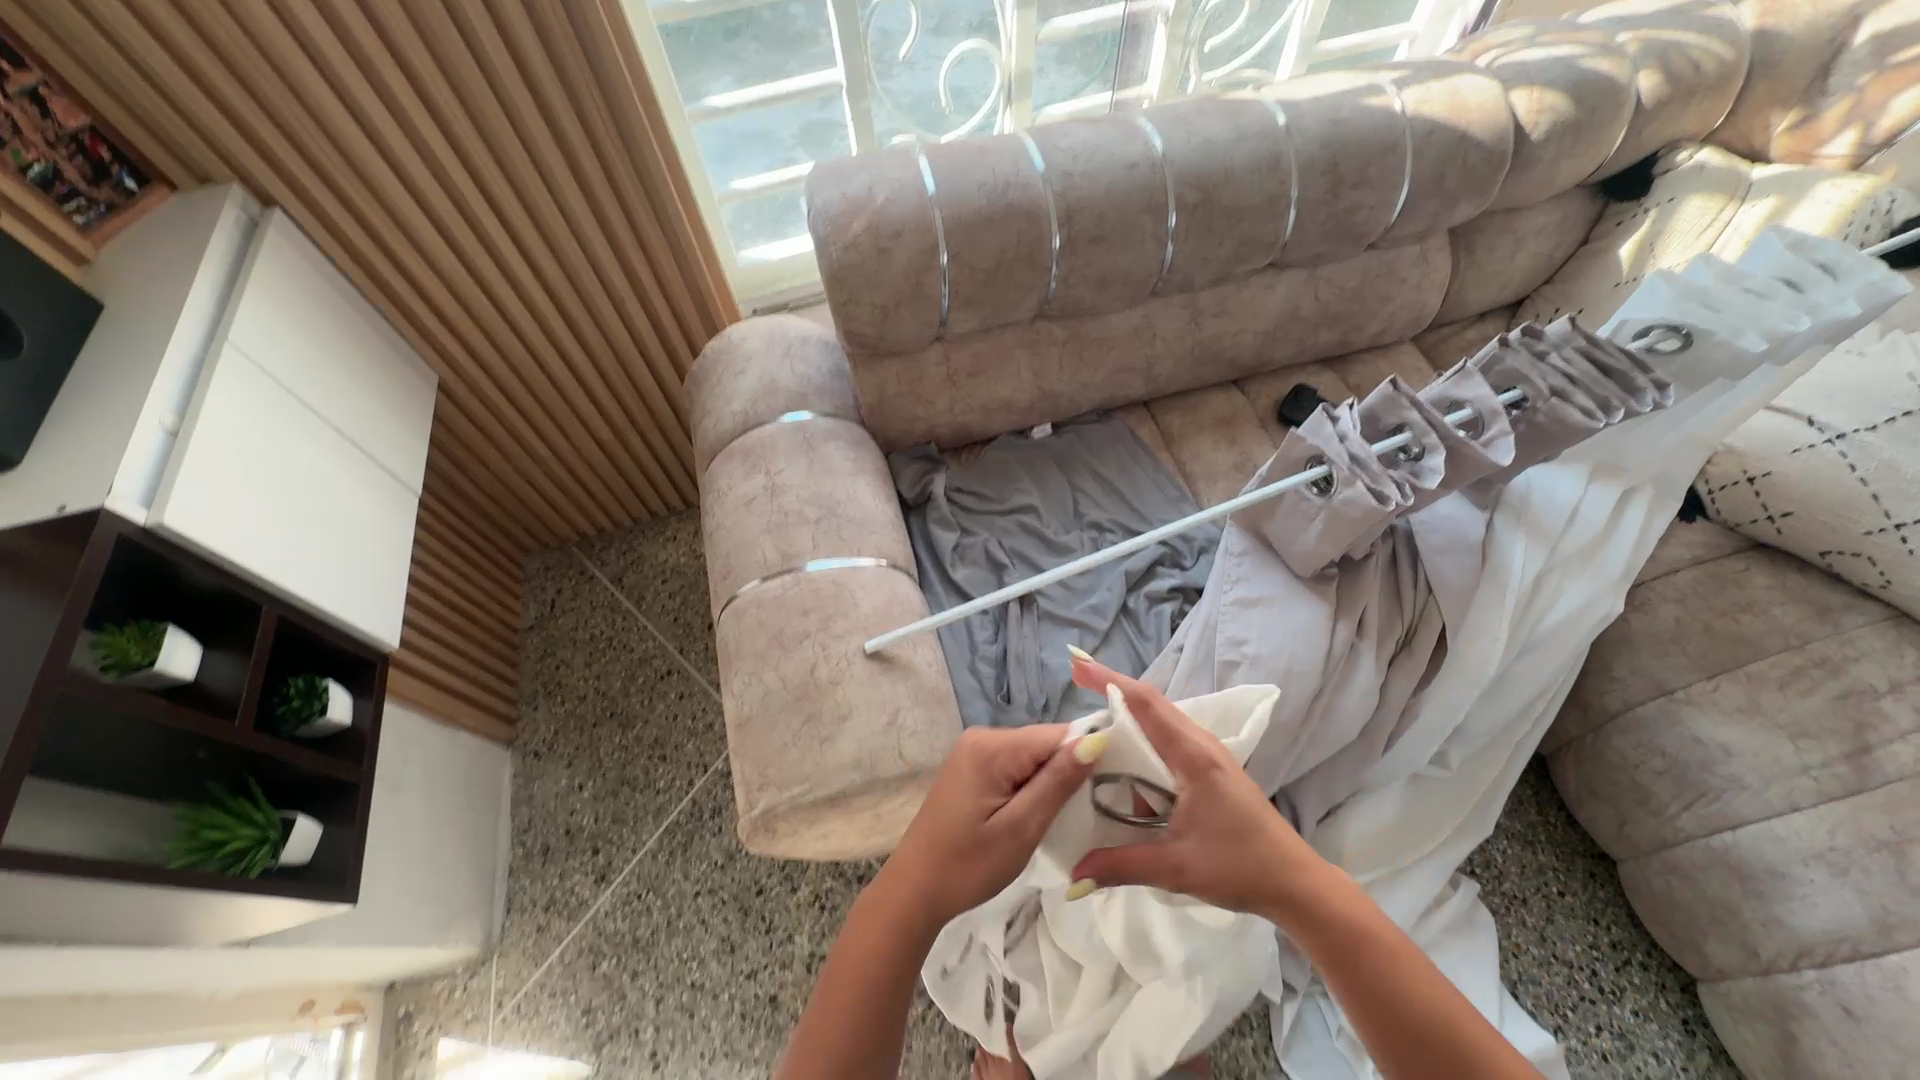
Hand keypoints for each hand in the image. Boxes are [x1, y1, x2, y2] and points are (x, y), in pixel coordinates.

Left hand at [878, 723, 1106, 930]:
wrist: (915, 891)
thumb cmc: (968, 865)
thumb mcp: (1021, 828)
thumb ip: (1058, 782)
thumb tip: (1097, 740)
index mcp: (993, 746)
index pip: (1059, 734)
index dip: (1089, 756)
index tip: (1113, 787)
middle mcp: (982, 737)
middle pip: (1046, 743)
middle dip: (1069, 772)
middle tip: (1087, 812)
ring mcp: (974, 751)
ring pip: (1033, 756)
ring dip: (1051, 782)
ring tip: (1065, 817)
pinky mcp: (971, 769)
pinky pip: (1015, 767)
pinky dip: (1031, 787)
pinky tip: (1037, 814)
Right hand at [1067, 655, 1328, 919]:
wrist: (1296, 884)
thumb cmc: (1241, 867)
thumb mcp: (1176, 868)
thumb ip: (1120, 865)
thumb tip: (1072, 874)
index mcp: (1194, 757)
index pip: (1146, 704)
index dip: (1110, 680)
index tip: (1077, 664)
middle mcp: (1201, 747)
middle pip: (1151, 705)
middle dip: (1112, 690)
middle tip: (1075, 681)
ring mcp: (1208, 758)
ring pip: (1160, 724)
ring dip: (1127, 719)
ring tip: (1091, 723)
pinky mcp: (1210, 773)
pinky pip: (1168, 745)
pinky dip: (1141, 744)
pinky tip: (1123, 764)